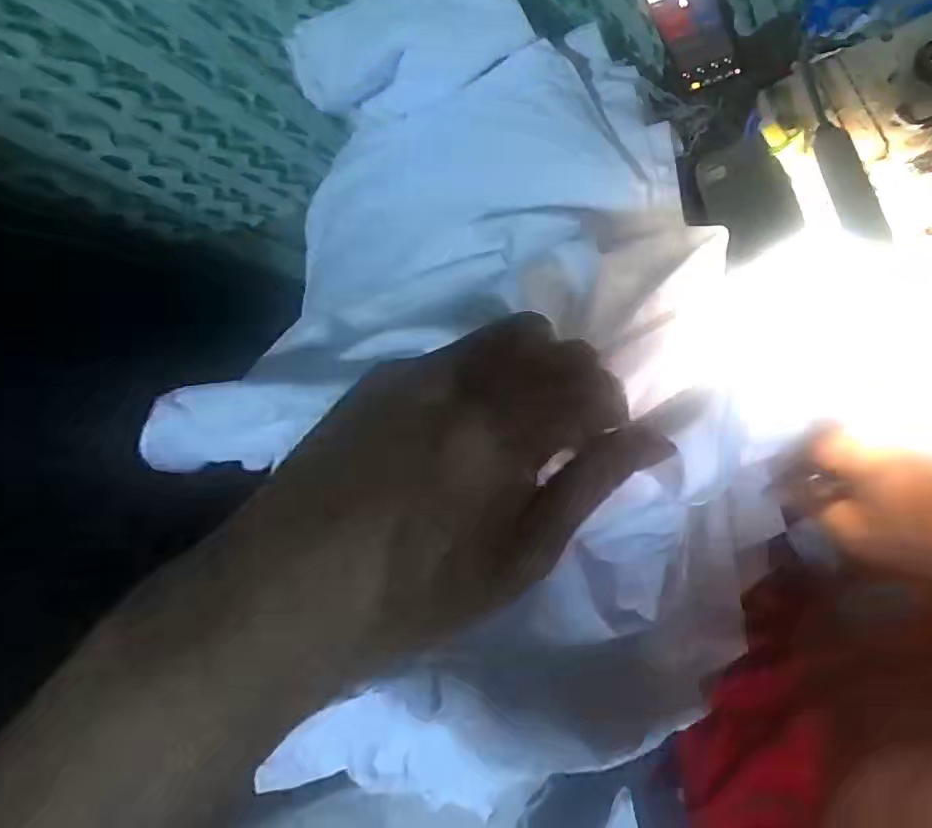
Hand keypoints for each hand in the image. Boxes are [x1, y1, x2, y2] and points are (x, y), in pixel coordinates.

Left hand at [213, 313, 674, 675]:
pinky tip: (463, 420)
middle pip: (559, 346)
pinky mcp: (384, 374)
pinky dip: (489, 369)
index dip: (614, 411)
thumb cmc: (415, 595)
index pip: (593, 385)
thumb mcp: (520, 558)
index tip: (606, 443)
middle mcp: (467, 381)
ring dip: (539, 364)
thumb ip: (591, 485)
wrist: (276, 599)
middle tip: (571, 431)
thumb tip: (654, 441)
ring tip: (524, 414)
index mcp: (505, 431)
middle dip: (583, 382)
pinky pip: (462, 349)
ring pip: (512, 332)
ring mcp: (420, 370)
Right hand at [799, 429, 931, 589]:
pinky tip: (848, 484)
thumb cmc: (906, 542)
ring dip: (831, 455)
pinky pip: (871, 447)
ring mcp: (899, 444)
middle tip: (793, 475)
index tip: (775, 475)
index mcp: (861, 454)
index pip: (813, 442)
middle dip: (808, 450)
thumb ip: (814, 505)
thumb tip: (787, 489)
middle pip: (832, 432)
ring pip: (852, 438)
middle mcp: (879, 439)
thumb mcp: (851, 532)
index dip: (790, 456)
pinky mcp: (913, 455)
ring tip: (818, 481)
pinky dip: (852, 460)